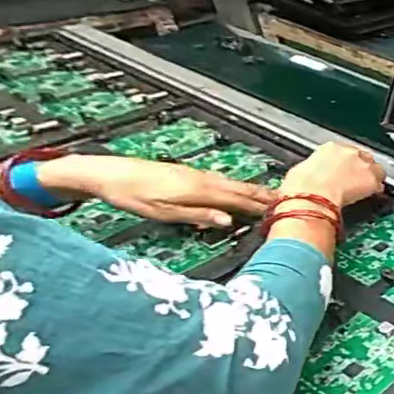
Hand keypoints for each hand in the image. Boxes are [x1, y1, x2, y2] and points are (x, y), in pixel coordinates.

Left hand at [39, 155, 275, 227]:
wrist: (105, 172)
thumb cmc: (130, 195)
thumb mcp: (162, 213)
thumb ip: (197, 216)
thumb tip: (228, 221)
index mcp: (201, 191)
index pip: (240, 201)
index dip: (260, 207)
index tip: (280, 212)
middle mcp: (204, 180)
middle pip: (242, 189)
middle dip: (265, 195)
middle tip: (288, 200)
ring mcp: (198, 175)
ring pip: (235, 184)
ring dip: (256, 190)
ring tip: (272, 195)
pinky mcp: (191, 174)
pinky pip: (225, 181)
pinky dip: (240, 186)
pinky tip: (241, 188)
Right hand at [277, 142, 385, 208]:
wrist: (310, 196)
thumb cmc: (301, 186)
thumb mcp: (302, 171)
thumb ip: (314, 168)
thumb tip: (314, 174)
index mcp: (330, 147)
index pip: (345, 151)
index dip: (346, 163)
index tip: (344, 170)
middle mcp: (350, 152)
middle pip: (363, 157)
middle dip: (360, 168)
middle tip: (354, 180)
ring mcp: (364, 165)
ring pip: (375, 169)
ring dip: (371, 177)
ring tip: (363, 189)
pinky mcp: (372, 180)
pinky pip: (379, 184)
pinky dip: (376, 190)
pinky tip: (370, 196)